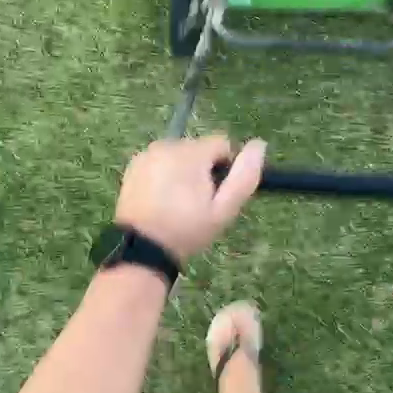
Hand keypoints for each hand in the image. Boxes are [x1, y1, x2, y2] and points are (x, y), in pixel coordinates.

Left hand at [114, 136, 265, 260]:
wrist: (143, 248)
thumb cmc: (187, 230)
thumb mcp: (224, 210)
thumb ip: (244, 176)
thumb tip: (259, 145)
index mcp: (191, 152)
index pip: (222, 145)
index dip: (226, 169)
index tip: (217, 195)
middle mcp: (168, 145)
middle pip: (199, 149)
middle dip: (203, 170)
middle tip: (198, 203)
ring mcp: (147, 154)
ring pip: (179, 155)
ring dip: (184, 172)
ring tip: (179, 204)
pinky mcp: (134, 166)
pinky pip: (160, 163)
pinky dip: (164, 175)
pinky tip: (162, 200)